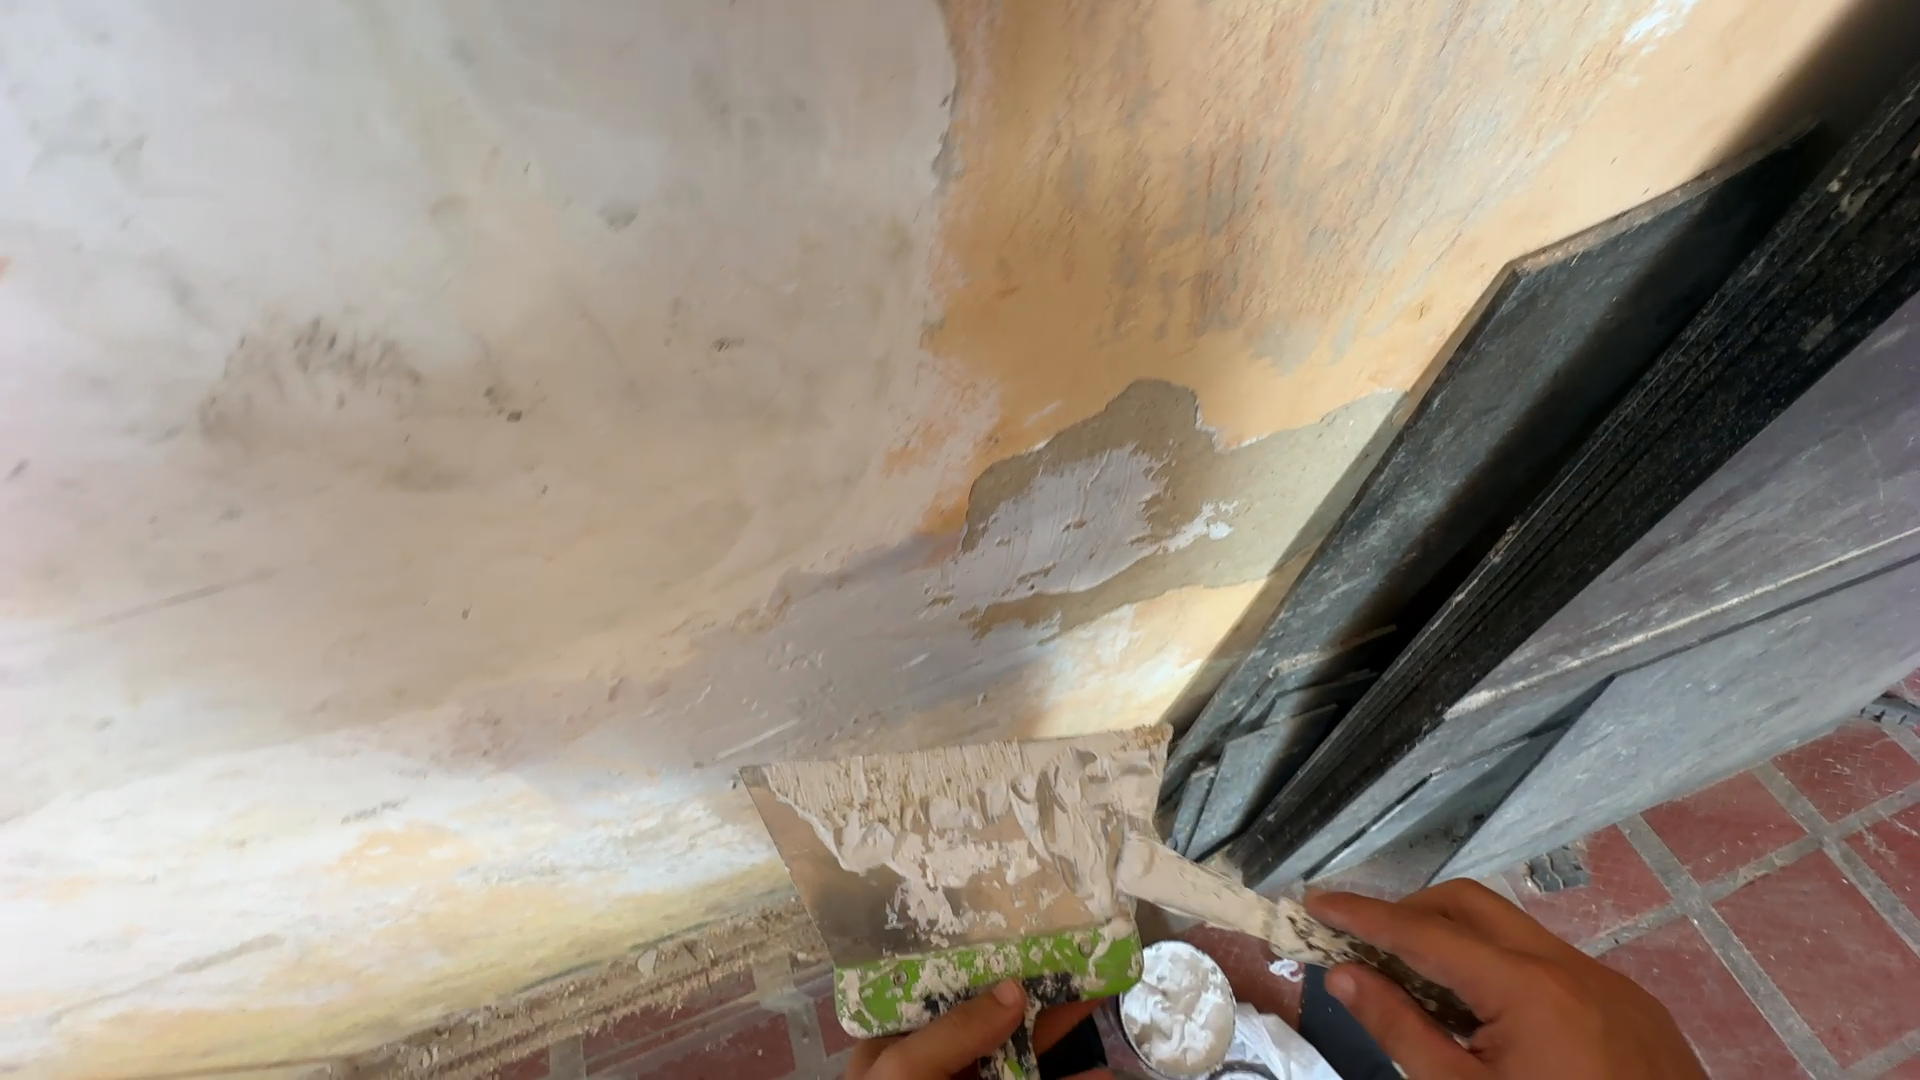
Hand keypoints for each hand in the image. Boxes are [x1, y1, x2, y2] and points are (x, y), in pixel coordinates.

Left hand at [845, 980, 1111, 1078]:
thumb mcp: (902, 1071)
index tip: (1024, 934)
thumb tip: (1012, 988)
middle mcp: (938, 1065)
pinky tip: (1099, 1075)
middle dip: (1037, 989)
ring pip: (1023, 1059)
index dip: (982, 961)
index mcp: (900, 1041)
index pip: (943, 987)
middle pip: (993, 1017)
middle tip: (1080, 961)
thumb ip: (954, 1030)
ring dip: (1061, 1032)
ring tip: (1100, 1000)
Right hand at [1307, 880, 1705, 1079]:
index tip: (1313, 901)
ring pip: (1509, 929)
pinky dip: (1498, 967)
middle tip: (1367, 943)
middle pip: (1467, 904)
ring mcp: (1611, 985)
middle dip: (1409, 912)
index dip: (1361, 915)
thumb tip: (1341, 974)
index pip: (1422, 932)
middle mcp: (1572, 967)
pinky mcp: (1635, 1011)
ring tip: (1421, 983)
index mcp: (1529, 989)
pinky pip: (1546, 962)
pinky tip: (1487, 1016)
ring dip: (1453, 939)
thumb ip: (1400, 1029)